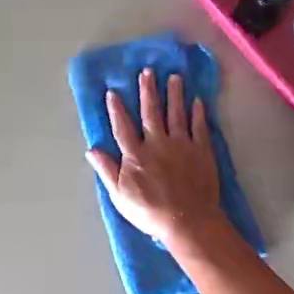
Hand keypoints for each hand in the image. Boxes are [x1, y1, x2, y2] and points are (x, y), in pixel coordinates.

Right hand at [85, 69, 224, 248]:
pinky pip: (199, 127)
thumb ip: (107, 170)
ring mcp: (182, 145)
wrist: (187, 221)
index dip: (117, 109)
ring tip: (174, 78)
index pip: (123, 126)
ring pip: (176, 113)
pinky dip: (198, 113)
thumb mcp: (119, 195)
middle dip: (148, 91)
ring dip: (175, 94)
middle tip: (148, 72)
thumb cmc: (150, 212)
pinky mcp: (202, 151)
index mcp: (136, 154)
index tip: (113, 92)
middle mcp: (157, 143)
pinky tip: (198, 101)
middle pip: (151, 112)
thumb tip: (91, 149)